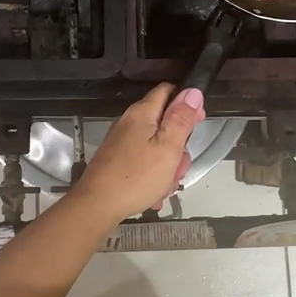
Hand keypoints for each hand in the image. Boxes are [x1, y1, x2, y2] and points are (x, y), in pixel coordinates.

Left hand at [67, 84, 206, 223]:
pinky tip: (154, 194)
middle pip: (163, 122)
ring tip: (165, 185)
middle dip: (178, 144)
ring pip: (156, 146)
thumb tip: (192, 91)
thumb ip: (181, 119)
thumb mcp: (168, 147)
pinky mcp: (117, 160)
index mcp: (142, 113)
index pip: (168, 91)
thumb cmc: (137, 176)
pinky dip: (153, 175)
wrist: (97, 205)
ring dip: (167, 165)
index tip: (198, 122)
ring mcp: (121, 142)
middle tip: (179, 166)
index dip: (187, 103)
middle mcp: (129, 122)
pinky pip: (143, 161)